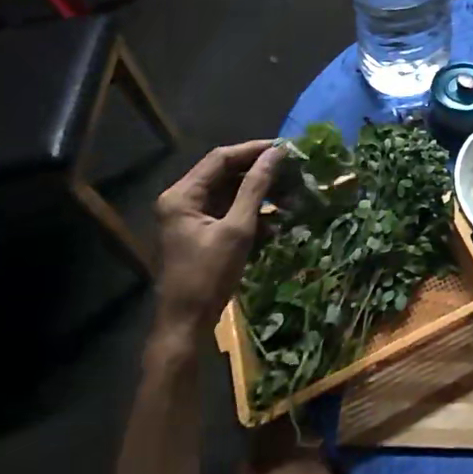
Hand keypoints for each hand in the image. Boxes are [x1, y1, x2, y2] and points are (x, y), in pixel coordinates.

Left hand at [152, 140, 282, 337]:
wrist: (186, 325)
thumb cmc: (208, 277)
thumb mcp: (237, 230)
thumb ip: (255, 189)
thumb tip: (275, 155)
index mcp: (182, 194)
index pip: (220, 159)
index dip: (253, 151)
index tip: (284, 148)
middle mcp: (182, 199)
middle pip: (224, 174)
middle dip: (258, 173)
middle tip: (291, 170)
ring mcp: (189, 217)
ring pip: (228, 194)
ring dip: (257, 195)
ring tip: (290, 195)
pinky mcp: (199, 233)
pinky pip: (227, 213)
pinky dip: (249, 214)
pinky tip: (274, 223)